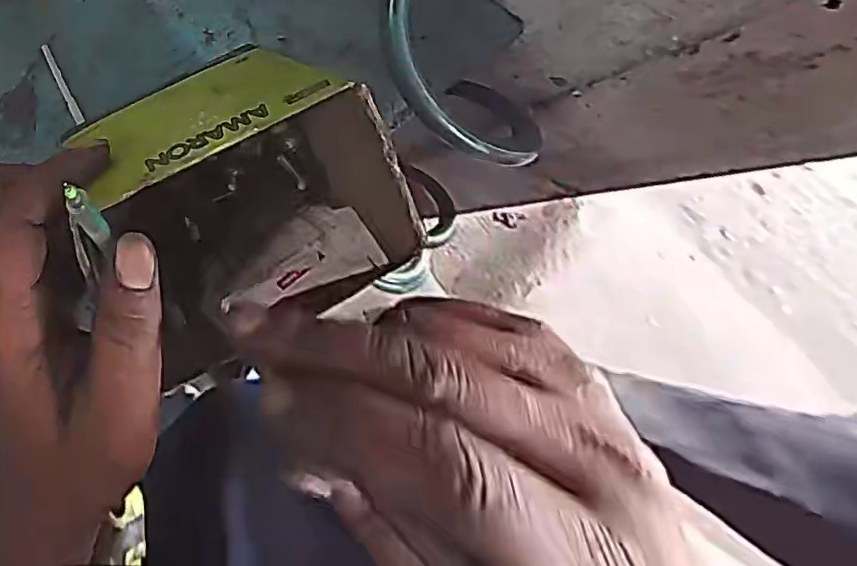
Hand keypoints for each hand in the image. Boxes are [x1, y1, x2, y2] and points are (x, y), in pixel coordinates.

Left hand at [0, 146, 162, 564]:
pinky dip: (56, 212)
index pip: (10, 222)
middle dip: (42, 173)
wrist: (52, 500)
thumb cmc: (86, 455)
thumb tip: (136, 241)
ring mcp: (0, 297)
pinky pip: (26, 233)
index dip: (50, 178)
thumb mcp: (123, 401)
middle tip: (103, 175)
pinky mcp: (18, 300)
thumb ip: (129, 326)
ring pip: (3, 212)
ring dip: (49, 188)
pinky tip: (101, 227)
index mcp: (5, 319)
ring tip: (109, 191)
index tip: (104, 160)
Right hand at [231, 297, 692, 565]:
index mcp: (581, 548)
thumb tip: (315, 452)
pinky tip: (381, 323)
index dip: (343, 418)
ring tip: (304, 330)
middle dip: (333, 348)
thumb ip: (399, 536)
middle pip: (440, 374)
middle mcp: (595, 459)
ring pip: (459, 336)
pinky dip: (425, 314)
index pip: (440, 456)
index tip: (271, 395)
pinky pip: (492, 318)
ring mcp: (593, 403)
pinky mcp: (580, 371)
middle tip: (261, 330)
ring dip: (366, 326)